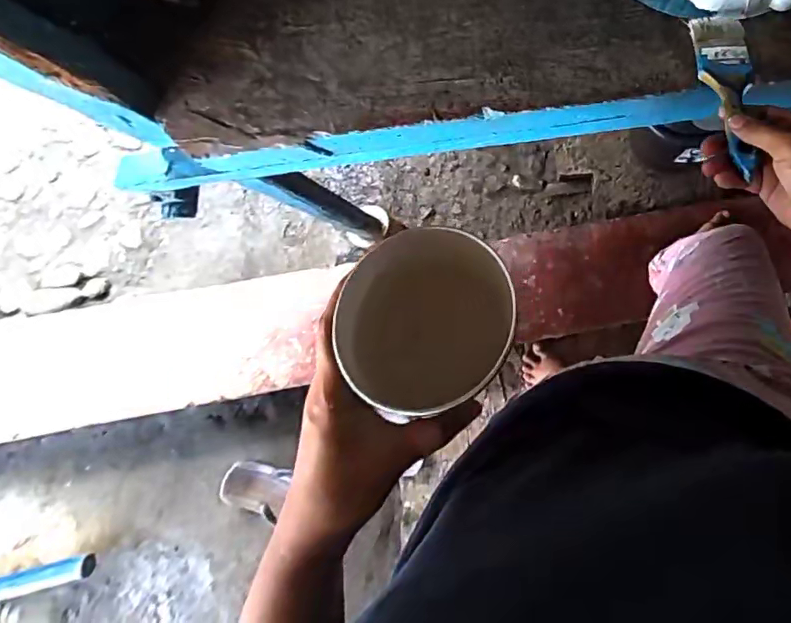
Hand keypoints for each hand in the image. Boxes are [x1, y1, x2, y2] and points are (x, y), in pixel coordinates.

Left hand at [280, 279, 480, 547]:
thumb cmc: (347, 488)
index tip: (368, 265)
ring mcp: (324, 391)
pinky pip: (340, 356)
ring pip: (333, 339)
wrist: (313, 526)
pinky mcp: (330, 401)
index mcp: (332, 388)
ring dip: (353, 312)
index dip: (343, 292)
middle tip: (387, 270)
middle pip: (330, 324)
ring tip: (387, 292)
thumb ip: (440, 427)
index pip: (328, 327)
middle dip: (353, 292)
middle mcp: (323, 382)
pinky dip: (356, 336)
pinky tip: (383, 335)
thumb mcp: (399, 455)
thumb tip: (477, 401)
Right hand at [700, 107, 790, 245]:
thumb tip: (731, 117)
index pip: (765, 115)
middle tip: (706, 148)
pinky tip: (719, 179)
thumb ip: (758, 132)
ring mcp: (776, 168)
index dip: (742, 116)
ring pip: (744, 158)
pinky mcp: (768, 189)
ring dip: (725, 161)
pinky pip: (745, 178)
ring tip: (708, 168)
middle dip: (727, 141)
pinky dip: (731, 177)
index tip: (718, 118)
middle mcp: (786, 146)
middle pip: (750, 137)